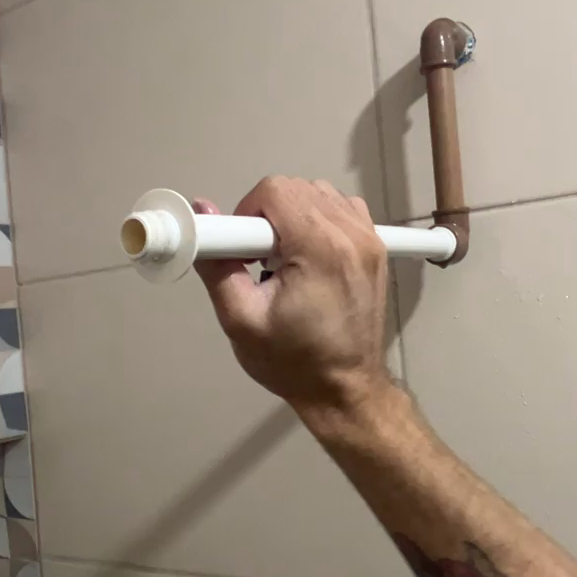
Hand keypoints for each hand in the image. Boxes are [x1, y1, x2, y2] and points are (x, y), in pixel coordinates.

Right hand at [193, 177, 394, 423]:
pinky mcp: (376, 249)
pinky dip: (319, 221)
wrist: (344, 388)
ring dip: (293, 217)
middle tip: (260, 260)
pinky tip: (308, 256)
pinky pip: (342, 209)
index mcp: (320, 248)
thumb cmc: (293, 361)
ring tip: (284, 261)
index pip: (274, 191)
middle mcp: (351, 235)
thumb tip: (201, 215)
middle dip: (267, 217)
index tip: (244, 250)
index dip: (247, 214)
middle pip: (296, 188)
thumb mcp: (240, 319)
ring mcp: (369, 240)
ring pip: (318, 194)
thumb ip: (217, 263)